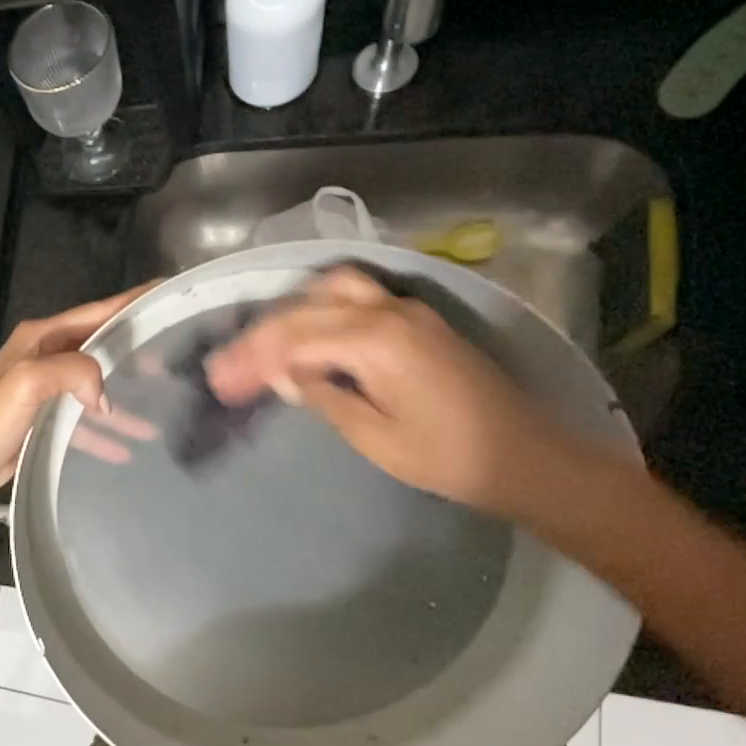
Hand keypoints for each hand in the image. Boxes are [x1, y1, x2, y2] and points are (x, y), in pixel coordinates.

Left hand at [0, 283, 157, 491]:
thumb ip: (73, 372)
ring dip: (123, 402)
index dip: (130, 303)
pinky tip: (128, 447)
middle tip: (172, 362)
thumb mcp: (29, 382)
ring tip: (158, 414)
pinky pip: (81, 421)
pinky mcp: (42, 420)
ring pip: (94, 388)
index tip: (166, 294)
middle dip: (133, 354)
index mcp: (40, 338)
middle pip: (98, 348)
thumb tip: (104, 395)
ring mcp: (42, 389)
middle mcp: (42, 356)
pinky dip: (104, 432)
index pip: (95, 312)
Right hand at [202, 267, 567, 513]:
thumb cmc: (444, 456)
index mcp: (374, 340)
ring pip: (332, 290)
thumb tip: (288, 374)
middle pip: (305, 309)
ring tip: (263, 346)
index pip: (293, 338)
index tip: (220, 383)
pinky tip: (304, 336)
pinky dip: (320, 311)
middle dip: (260, 338)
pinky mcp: (417, 321)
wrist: (524, 456)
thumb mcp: (371, 436)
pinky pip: (356, 298)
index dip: (252, 360)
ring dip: (291, 313)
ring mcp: (407, 311)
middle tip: (228, 369)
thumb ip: (324, 394)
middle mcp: (388, 311)